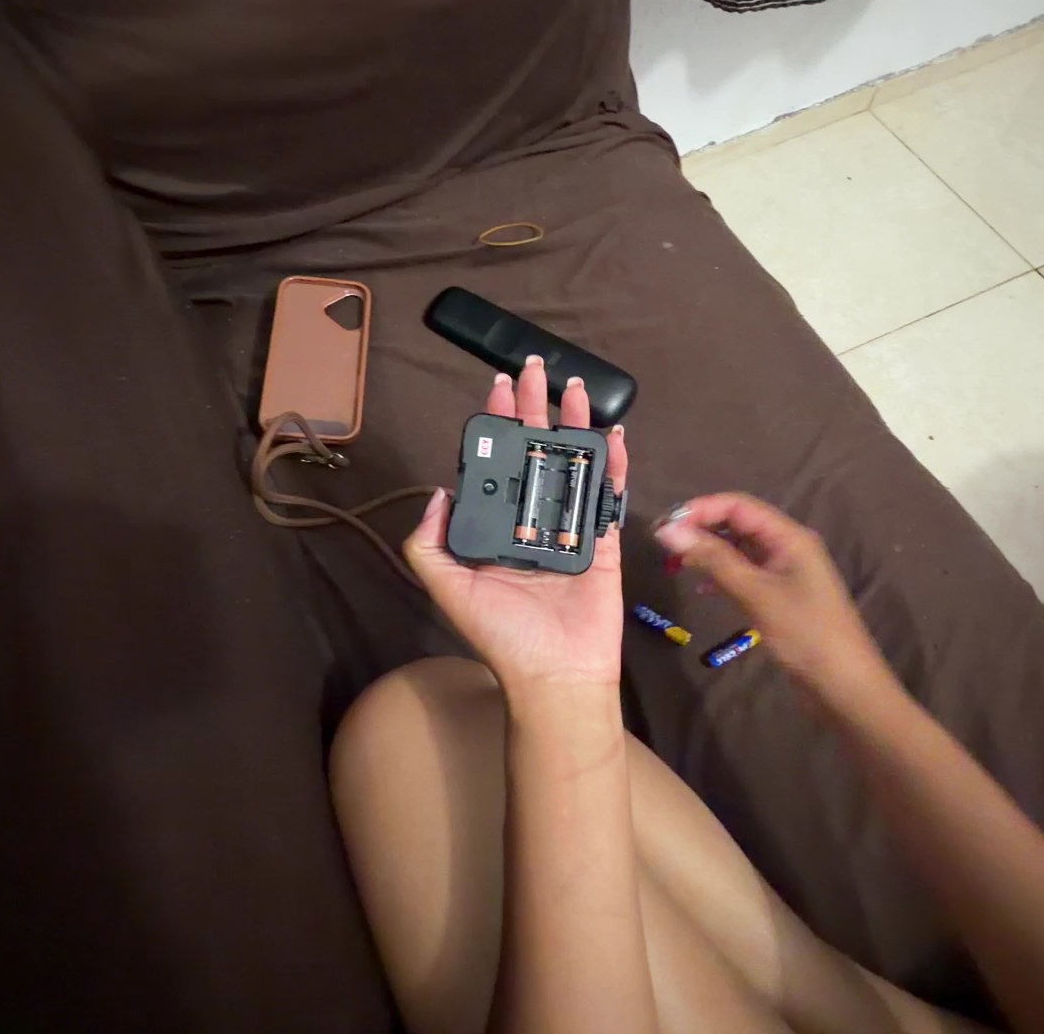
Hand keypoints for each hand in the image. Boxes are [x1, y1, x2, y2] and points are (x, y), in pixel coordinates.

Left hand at [404, 356, 628, 690]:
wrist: (556, 675)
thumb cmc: (502, 634)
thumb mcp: (449, 588)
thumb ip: (430, 543)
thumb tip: (438, 490)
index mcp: (497, 526)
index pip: (495, 464)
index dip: (495, 425)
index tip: (496, 389)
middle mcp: (532, 519)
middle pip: (534, 451)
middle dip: (532, 408)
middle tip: (533, 368)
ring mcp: (569, 528)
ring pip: (572, 464)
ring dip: (574, 423)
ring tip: (574, 386)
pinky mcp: (603, 541)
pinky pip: (608, 496)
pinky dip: (613, 463)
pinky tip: (611, 432)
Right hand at [653, 493, 897, 708]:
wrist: (844, 686)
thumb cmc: (804, 633)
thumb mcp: (755, 592)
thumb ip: (712, 558)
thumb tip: (667, 530)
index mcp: (788, 537)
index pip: (738, 506)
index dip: (700, 509)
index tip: (666, 525)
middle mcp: (787, 547)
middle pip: (737, 524)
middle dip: (701, 530)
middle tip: (664, 545)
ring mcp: (784, 572)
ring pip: (739, 549)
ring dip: (708, 553)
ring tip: (675, 565)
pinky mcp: (779, 596)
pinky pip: (744, 573)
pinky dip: (721, 575)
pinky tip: (702, 588)